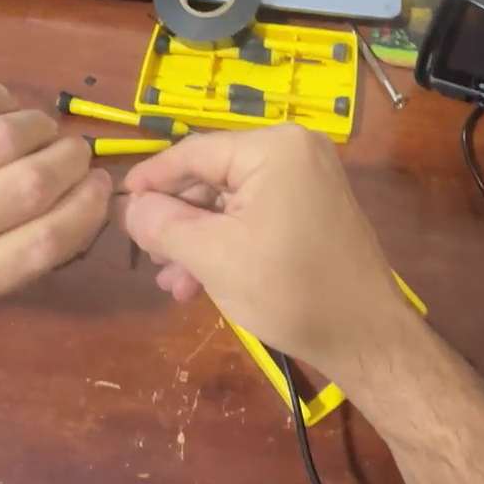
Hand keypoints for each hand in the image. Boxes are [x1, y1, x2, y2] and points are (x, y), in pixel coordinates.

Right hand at [120, 125, 411, 380]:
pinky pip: (257, 213)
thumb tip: (128, 206)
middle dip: (177, 219)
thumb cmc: (290, 290)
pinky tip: (200, 280)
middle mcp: (295, 150)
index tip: (118, 203)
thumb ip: (164, 225)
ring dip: (198, 238)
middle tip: (146, 254)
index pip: (195, 151)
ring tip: (171, 280)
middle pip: (213, 176)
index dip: (152, 178)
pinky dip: (228, 241)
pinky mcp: (313, 207)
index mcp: (274, 147)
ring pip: (232, 201)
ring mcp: (308, 178)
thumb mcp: (214, 256)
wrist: (366, 336)